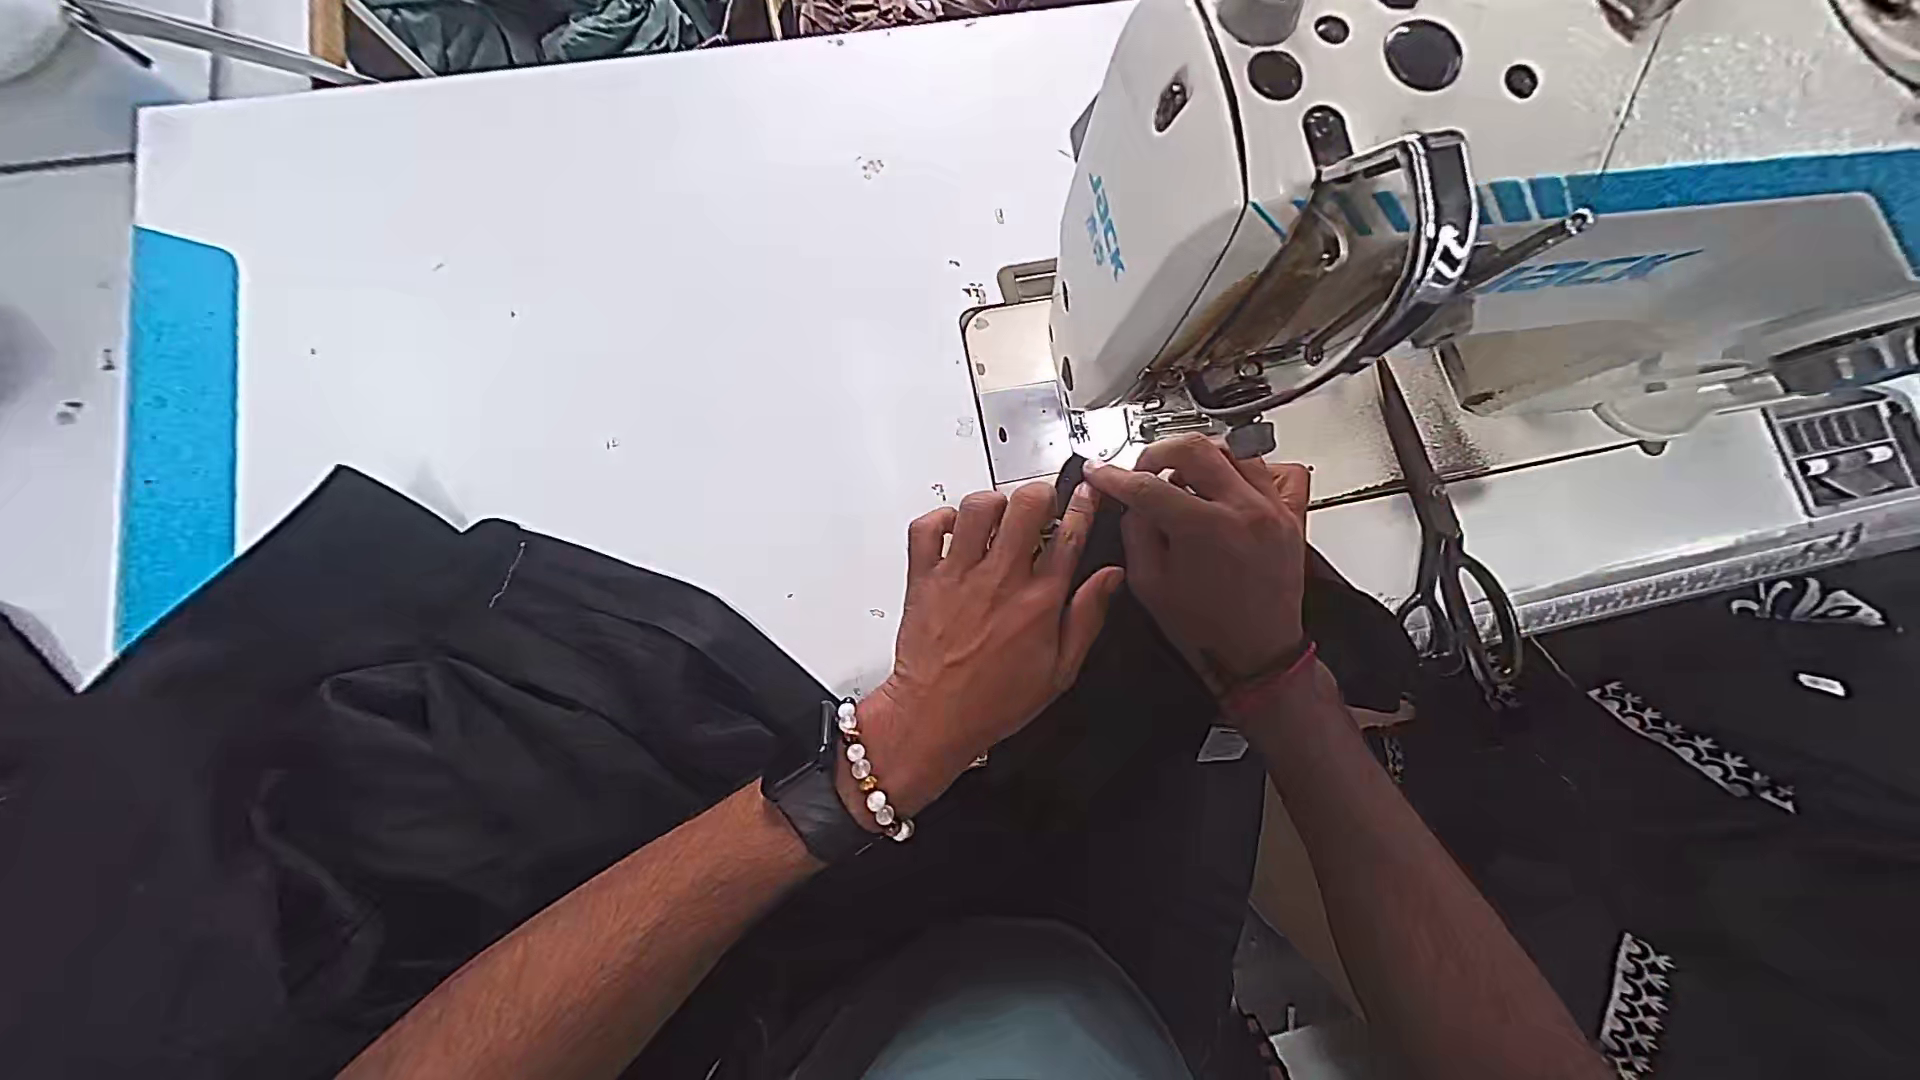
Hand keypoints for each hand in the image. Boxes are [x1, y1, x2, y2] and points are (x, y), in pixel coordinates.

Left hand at [847, 482, 1126, 820]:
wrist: (934, 718)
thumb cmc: (993, 701)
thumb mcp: (1060, 671)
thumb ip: (1087, 617)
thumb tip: (1110, 578)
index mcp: (1038, 601)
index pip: (1070, 535)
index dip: (1084, 505)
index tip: (1088, 493)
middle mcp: (999, 580)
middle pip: (1026, 505)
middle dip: (1040, 495)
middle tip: (1041, 505)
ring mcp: (958, 575)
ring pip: (978, 507)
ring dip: (994, 502)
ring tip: (999, 516)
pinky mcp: (923, 578)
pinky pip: (925, 528)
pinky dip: (939, 518)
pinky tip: (954, 528)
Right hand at [1083, 434, 1310, 695]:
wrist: (1257, 652)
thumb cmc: (1207, 628)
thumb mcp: (1149, 583)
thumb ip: (1135, 531)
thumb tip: (1131, 499)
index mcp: (1204, 529)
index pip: (1146, 484)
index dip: (1113, 476)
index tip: (1101, 472)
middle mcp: (1243, 511)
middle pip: (1192, 447)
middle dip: (1155, 453)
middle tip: (1140, 470)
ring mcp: (1271, 509)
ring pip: (1231, 449)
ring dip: (1197, 457)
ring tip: (1181, 478)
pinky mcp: (1290, 515)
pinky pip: (1274, 468)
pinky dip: (1244, 467)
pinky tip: (1227, 483)